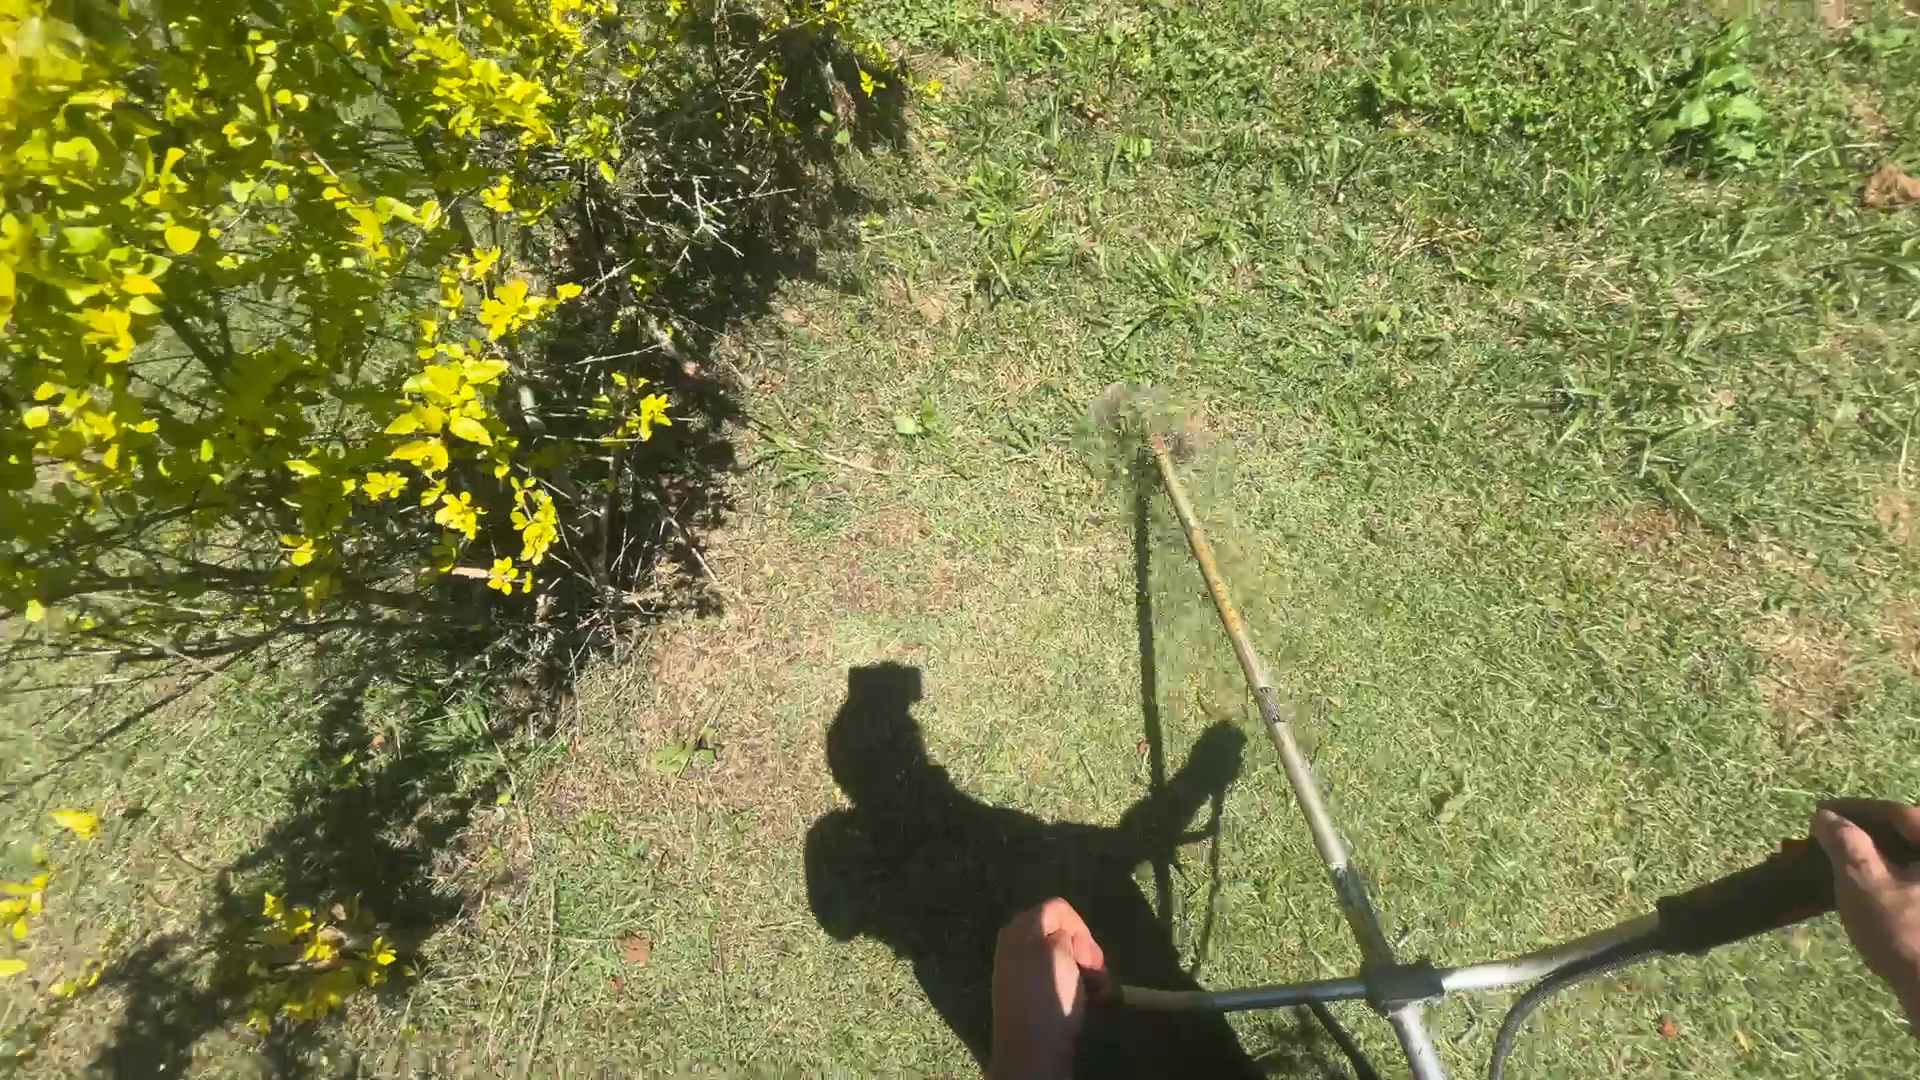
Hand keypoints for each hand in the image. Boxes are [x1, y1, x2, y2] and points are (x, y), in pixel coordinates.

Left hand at [988, 899, 1109, 1079]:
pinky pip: (1051, 978)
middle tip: (1097, 973)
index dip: (1080, 928)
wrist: (1031, 1053)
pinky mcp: (1024, 995)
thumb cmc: (1050, 997)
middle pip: (1058, 933)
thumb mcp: (1061, 955)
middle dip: (1084, 951)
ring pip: (1059, 959)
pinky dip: (1070, 985)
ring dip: (1083, 972)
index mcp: (1021, 928)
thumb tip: (1063, 936)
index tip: (1090, 956)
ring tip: (1099, 993)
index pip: (1057, 908)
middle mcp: (1015, 944)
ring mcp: (1017, 970)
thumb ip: (1063, 933)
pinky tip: (1087, 1002)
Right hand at [1811, 800, 1919, 1031]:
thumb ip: (1843, 841)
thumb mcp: (1862, 881)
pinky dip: (1896, 877)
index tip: (1819, 813)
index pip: (1902, 814)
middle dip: (1867, 833)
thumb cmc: (1906, 933)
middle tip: (1828, 838)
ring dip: (1879, 855)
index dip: (1856, 808)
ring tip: (1842, 864)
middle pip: (1913, 836)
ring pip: (1915, 861)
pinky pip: (1918, 881)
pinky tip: (1872, 889)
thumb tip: (1827, 816)